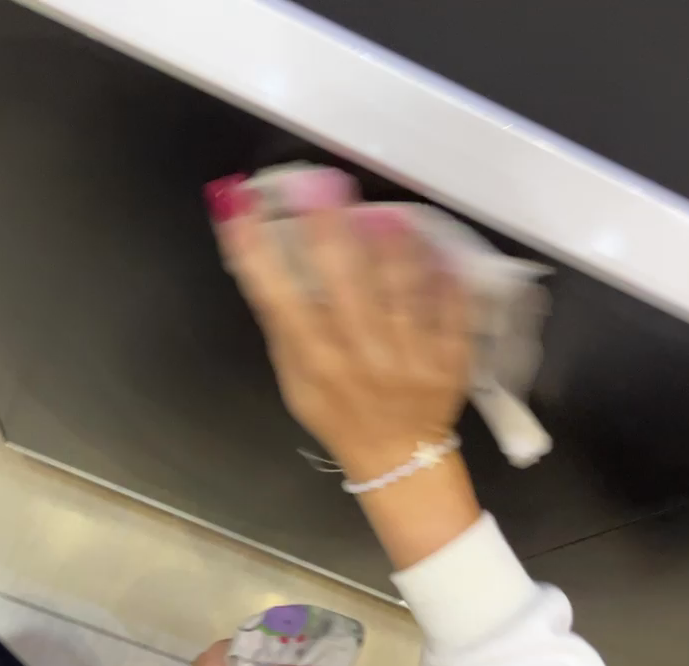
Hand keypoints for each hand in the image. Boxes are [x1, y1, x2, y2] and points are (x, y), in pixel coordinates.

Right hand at [208, 169, 483, 569]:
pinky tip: (435, 244)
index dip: (255, 249)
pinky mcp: (449, 358)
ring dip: (392, 245)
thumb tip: (267, 268)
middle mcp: (361, 357)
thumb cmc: (340, 418)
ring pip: (402, 290)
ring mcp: (409, 357)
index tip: (238, 203)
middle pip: (344, 284)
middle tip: (322, 183)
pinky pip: (450, 309)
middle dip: (328, 230)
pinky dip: (444, 275)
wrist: (398, 459)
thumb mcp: (298, 386)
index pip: (278, 299)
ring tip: (384, 211)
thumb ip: (287, 332)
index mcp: (317, 363)